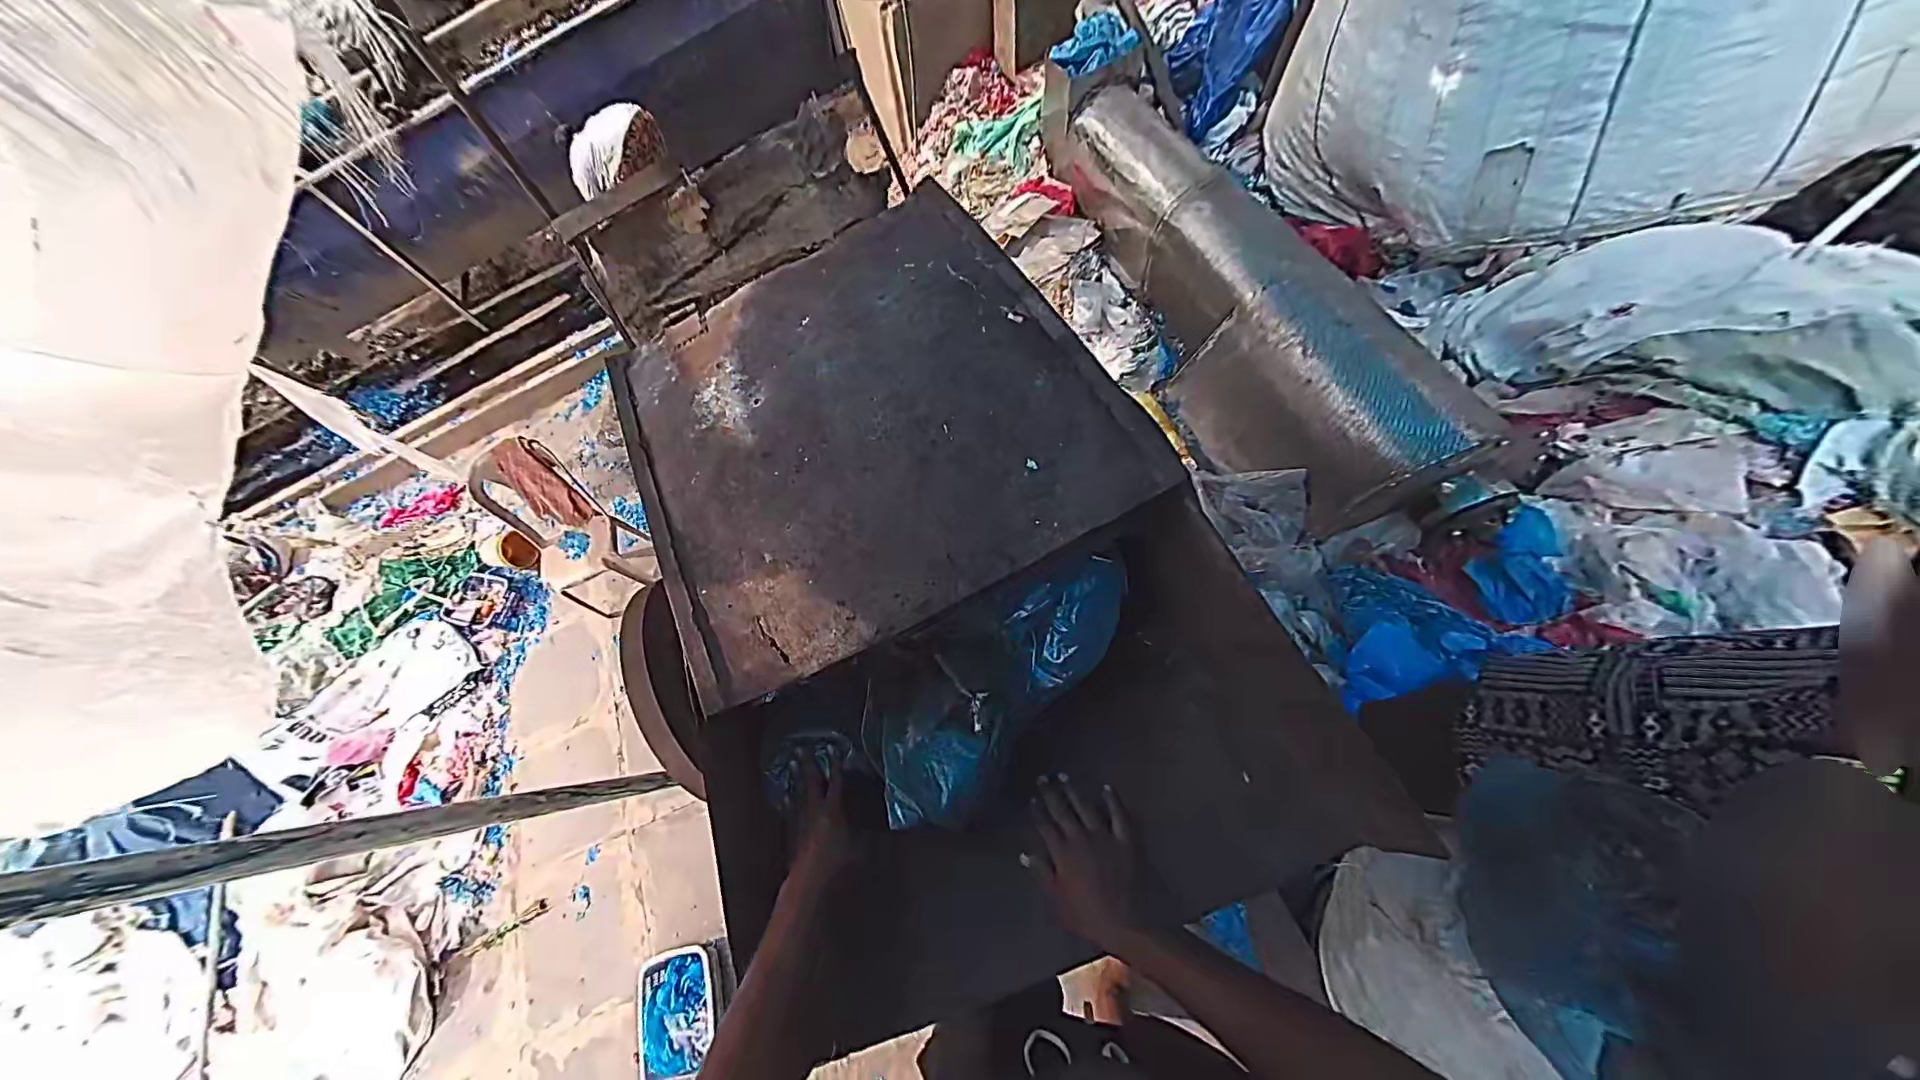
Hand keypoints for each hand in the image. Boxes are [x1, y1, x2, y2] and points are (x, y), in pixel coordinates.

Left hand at [789, 751, 856, 889]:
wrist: (807, 881)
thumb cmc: (835, 863)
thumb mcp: (859, 848)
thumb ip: (867, 834)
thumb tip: (880, 828)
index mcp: (832, 809)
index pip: (836, 782)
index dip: (836, 767)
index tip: (834, 751)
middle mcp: (815, 809)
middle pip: (811, 781)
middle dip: (808, 764)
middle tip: (801, 748)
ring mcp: (800, 819)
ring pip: (798, 792)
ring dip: (796, 777)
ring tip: (793, 763)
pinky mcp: (791, 831)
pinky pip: (790, 809)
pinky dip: (790, 800)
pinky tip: (787, 796)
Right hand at [1027, 775, 1158, 954]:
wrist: (1130, 923)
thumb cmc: (1090, 917)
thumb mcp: (1059, 902)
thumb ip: (1043, 875)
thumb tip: (1027, 854)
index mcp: (1062, 853)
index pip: (1045, 826)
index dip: (1037, 811)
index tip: (1032, 798)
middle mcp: (1081, 838)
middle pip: (1062, 810)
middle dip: (1051, 793)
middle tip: (1044, 778)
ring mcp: (1104, 836)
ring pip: (1086, 807)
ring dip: (1074, 791)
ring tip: (1065, 777)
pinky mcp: (1126, 839)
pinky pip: (1118, 814)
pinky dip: (1113, 800)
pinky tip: (1107, 789)